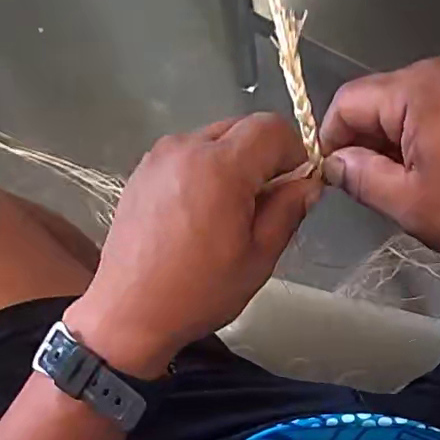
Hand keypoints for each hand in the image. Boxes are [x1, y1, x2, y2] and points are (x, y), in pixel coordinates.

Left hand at [65, 113, 320, 376]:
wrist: (131, 312)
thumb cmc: (199, 293)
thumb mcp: (258, 258)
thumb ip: (287, 211)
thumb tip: (308, 184)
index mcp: (221, 168)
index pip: (271, 128)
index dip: (294, 150)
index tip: (297, 182)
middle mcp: (187, 148)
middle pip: (240, 128)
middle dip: (263, 158)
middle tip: (267, 204)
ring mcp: (159, 158)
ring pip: (212, 141)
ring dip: (233, 165)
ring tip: (230, 215)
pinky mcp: (142, 173)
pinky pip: (186, 157)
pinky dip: (204, 173)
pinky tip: (200, 217)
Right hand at [321, 54, 439, 258]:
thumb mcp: (409, 203)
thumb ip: (361, 178)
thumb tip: (332, 164)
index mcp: (414, 90)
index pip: (347, 103)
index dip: (329, 142)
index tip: (331, 181)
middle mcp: (436, 71)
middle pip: (374, 102)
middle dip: (361, 145)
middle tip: (366, 192)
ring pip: (400, 110)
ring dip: (389, 147)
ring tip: (398, 190)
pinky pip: (428, 113)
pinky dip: (414, 142)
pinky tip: (425, 176)